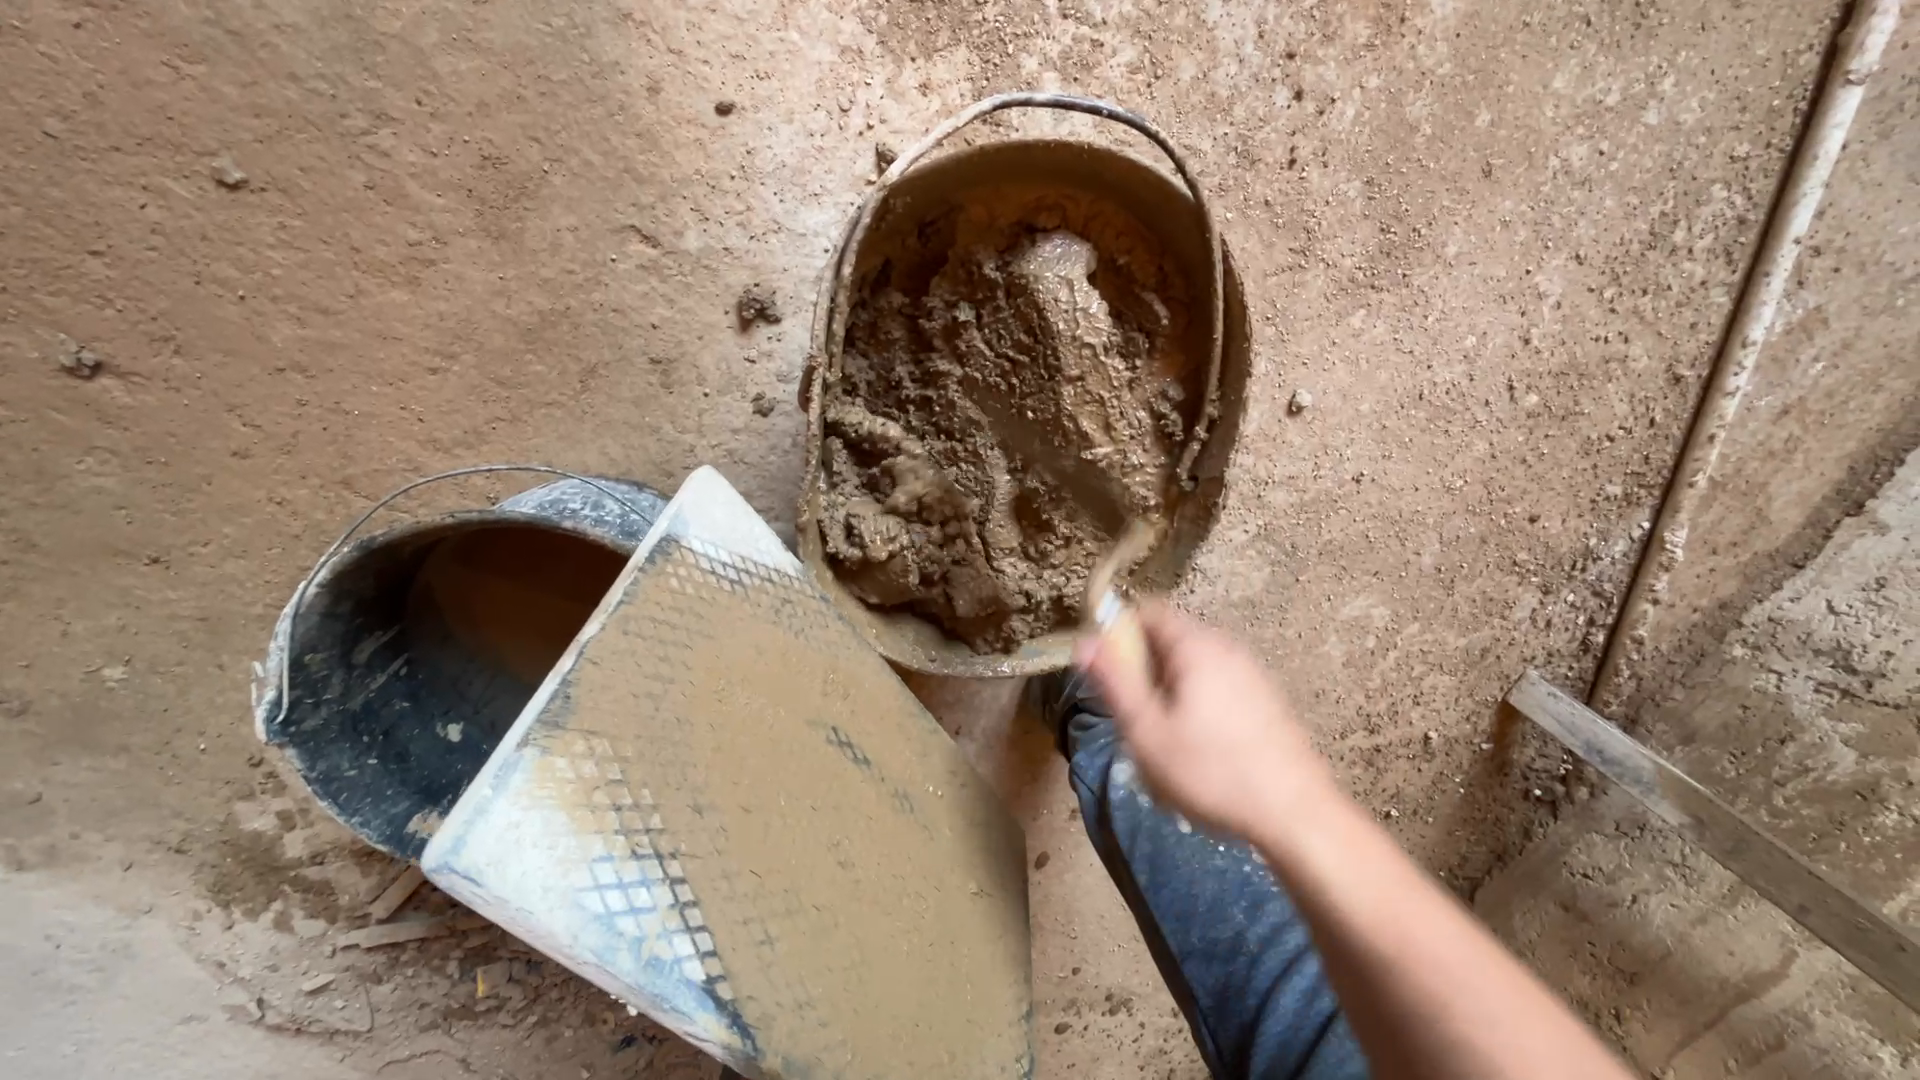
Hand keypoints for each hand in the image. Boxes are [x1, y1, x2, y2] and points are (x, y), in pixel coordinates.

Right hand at [1075, 602, 1337, 838]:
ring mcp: (1252, 674)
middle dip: (1143, 668)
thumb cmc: (1211, 772)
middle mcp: (1227, 648)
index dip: (1119, 632)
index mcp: (1197, 646)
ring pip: (1193, 666)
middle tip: (1131, 714)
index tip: (1107, 671)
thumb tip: (1086, 641)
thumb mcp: (1146, 731)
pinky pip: (1217, 685)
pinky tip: (1198, 748)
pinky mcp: (1266, 701)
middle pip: (1171, 639)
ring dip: (1168, 690)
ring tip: (1162, 738)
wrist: (1295, 815)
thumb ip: (1113, 681)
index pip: (1149, 611)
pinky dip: (1196, 703)